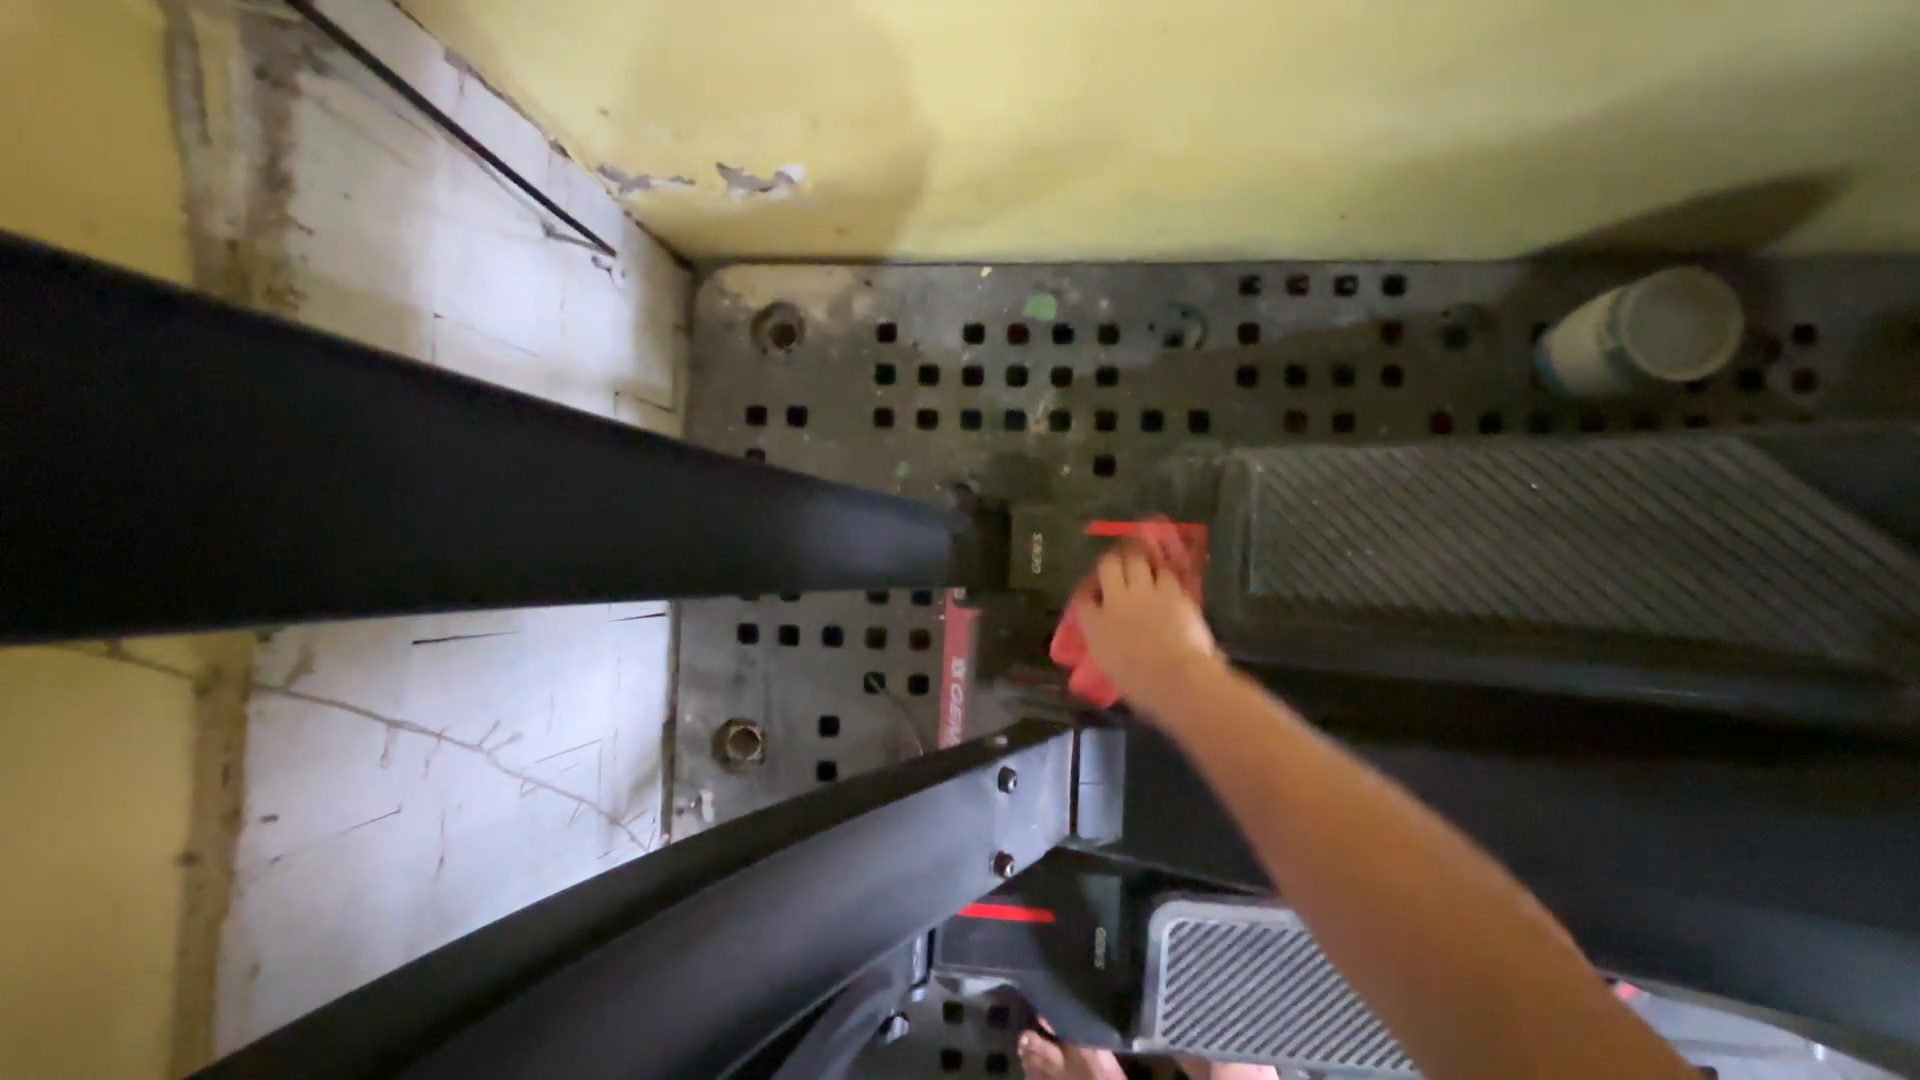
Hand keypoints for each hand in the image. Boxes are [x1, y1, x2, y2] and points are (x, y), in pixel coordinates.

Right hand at [1070, 546, 1220, 712]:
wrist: (1175, 678)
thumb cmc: (1140, 685)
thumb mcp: (1109, 665)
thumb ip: (1105, 643)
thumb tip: (1108, 636)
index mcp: (1096, 625)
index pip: (1083, 599)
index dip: (1087, 593)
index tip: (1092, 595)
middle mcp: (1116, 601)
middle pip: (1108, 566)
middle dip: (1111, 562)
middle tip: (1117, 565)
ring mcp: (1145, 592)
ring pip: (1137, 560)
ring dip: (1138, 559)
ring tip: (1142, 560)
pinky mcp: (1173, 591)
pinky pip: (1165, 572)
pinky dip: (1163, 572)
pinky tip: (1165, 574)